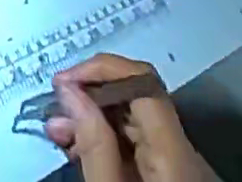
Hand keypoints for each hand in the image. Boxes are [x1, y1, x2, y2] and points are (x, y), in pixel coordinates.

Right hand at [45, 55, 214, 181]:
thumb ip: (92, 144)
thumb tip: (68, 89)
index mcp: (177, 153)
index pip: (143, 80)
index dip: (102, 69)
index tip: (63, 82)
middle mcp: (186, 150)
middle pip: (137, 97)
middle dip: (91, 93)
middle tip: (55, 107)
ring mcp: (183, 165)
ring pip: (134, 119)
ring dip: (93, 116)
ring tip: (58, 130)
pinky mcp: (174, 176)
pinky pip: (138, 143)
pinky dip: (106, 138)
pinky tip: (80, 146)